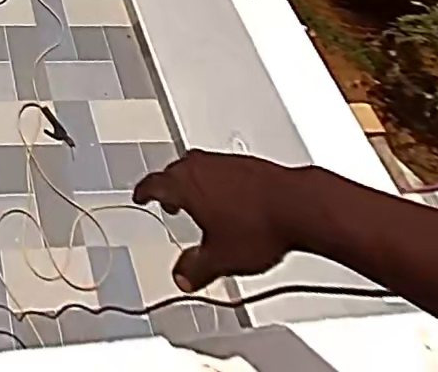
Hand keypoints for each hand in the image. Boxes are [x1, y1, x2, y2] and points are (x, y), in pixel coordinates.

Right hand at [133, 150, 326, 291]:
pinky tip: (228, 201)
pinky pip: (217, 169)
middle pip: (173, 172)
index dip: (144, 191)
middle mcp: (199, 166)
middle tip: (168, 202)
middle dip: (168, 188)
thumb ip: (196, 267)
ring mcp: (221, 161)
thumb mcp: (221, 258)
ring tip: (201, 205)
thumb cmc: (260, 224)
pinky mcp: (242, 162)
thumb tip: (183, 276)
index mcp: (184, 184)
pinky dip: (214, 182)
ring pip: (196, 168)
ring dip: (192, 184)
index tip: (141, 194)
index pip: (153, 183)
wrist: (296, 205)